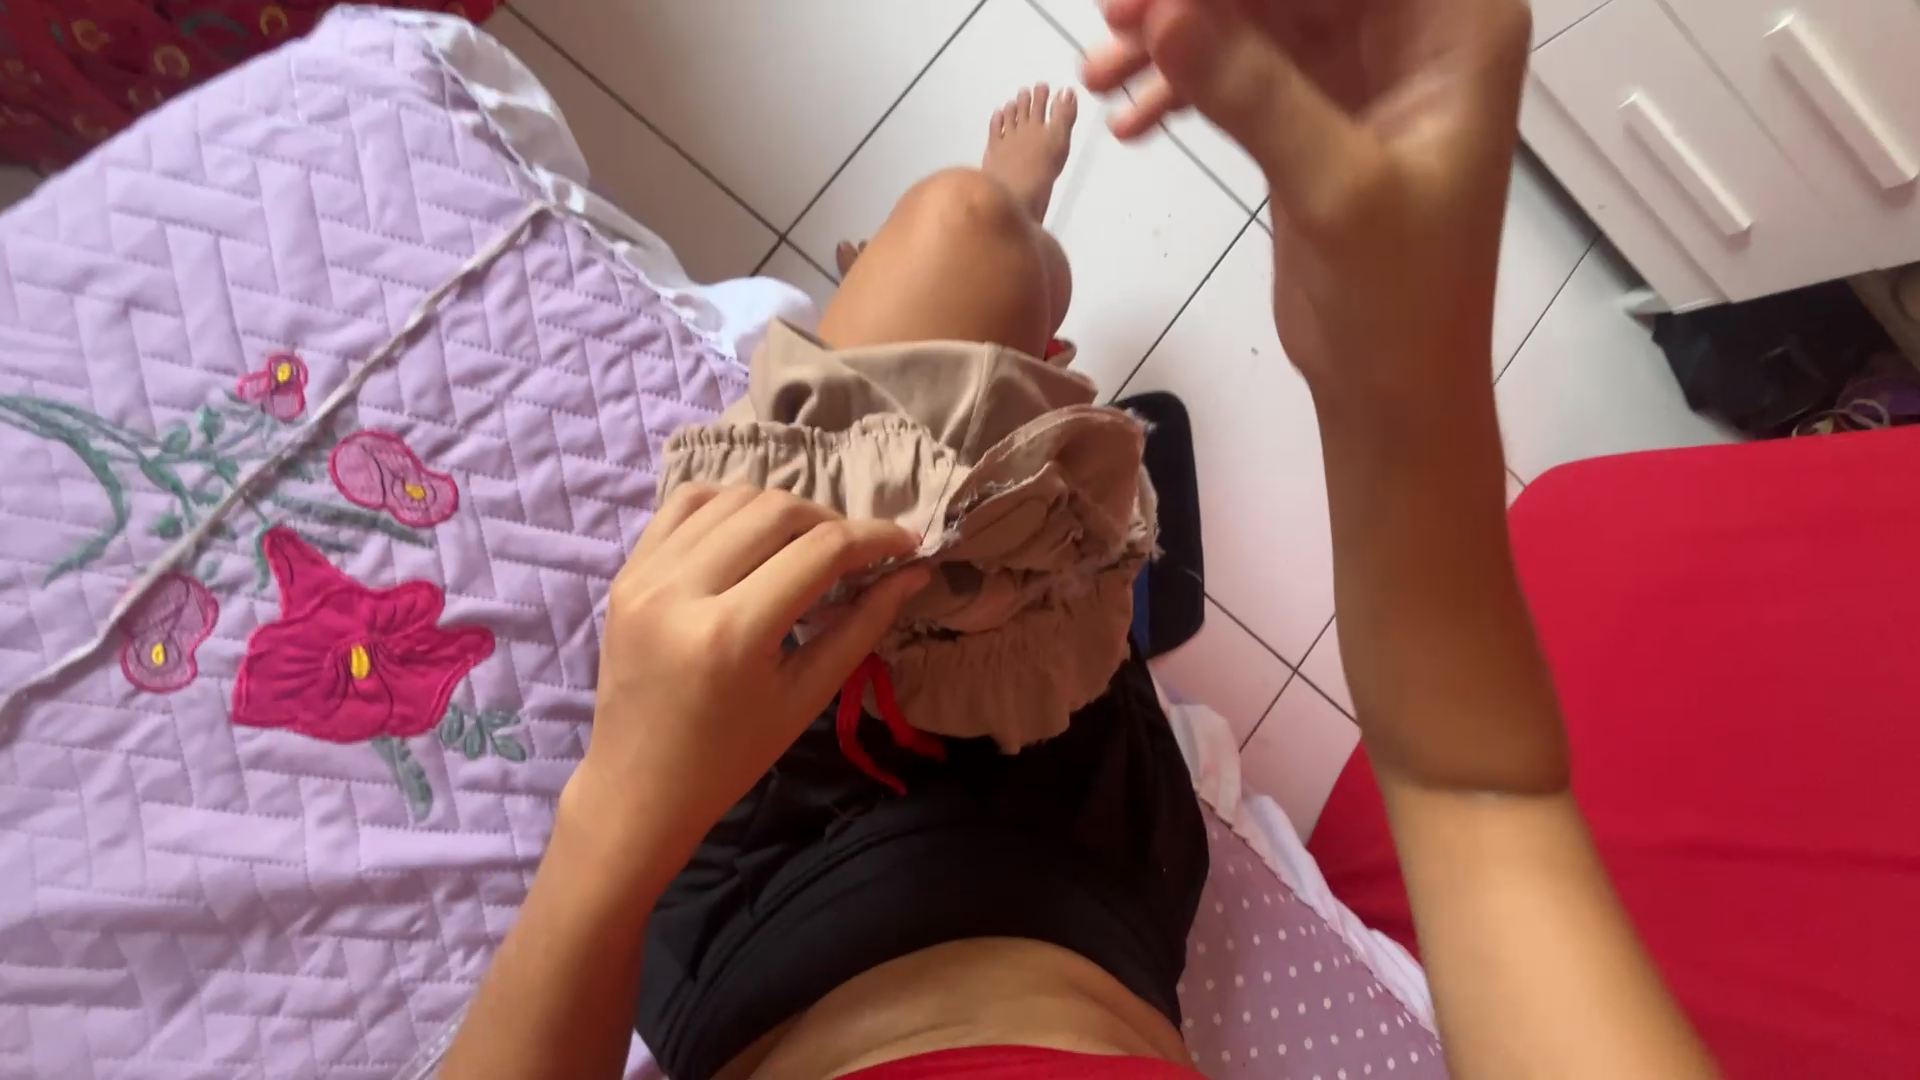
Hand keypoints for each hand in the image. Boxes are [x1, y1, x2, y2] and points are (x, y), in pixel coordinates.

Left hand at [564, 485, 928, 869]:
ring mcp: (645, 575)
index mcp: (732, 634)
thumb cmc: (734, 754)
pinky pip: (686, 502)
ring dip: (786, 510)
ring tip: (808, 545)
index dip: (875, 538)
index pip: (820, 551)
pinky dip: (732, 502)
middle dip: (833, 522)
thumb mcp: (809, 696)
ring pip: (735, 496)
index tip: (907, 543)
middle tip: (856, 554)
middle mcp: (682, 590)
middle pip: (778, 511)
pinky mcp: (628, 570)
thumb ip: (864, 625)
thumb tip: (914, 573)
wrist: (640, 786)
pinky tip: (754, 531)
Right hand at [1085, 0, 1530, 406]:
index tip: (1151, 0)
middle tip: (1109, 21)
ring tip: (1098, 77)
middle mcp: (1406, 34)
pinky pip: (1237, 87)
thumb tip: (1165, 16)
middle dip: (1194, 2)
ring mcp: (1352, 83)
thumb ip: (1253, 93)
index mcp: (1451, 22)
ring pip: (1252, 30)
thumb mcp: (1331, 186)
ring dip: (1175, 49)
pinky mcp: (1305, 129)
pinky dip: (1184, 97)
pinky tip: (1132, 124)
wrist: (1387, 381)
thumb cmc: (1395, 294)